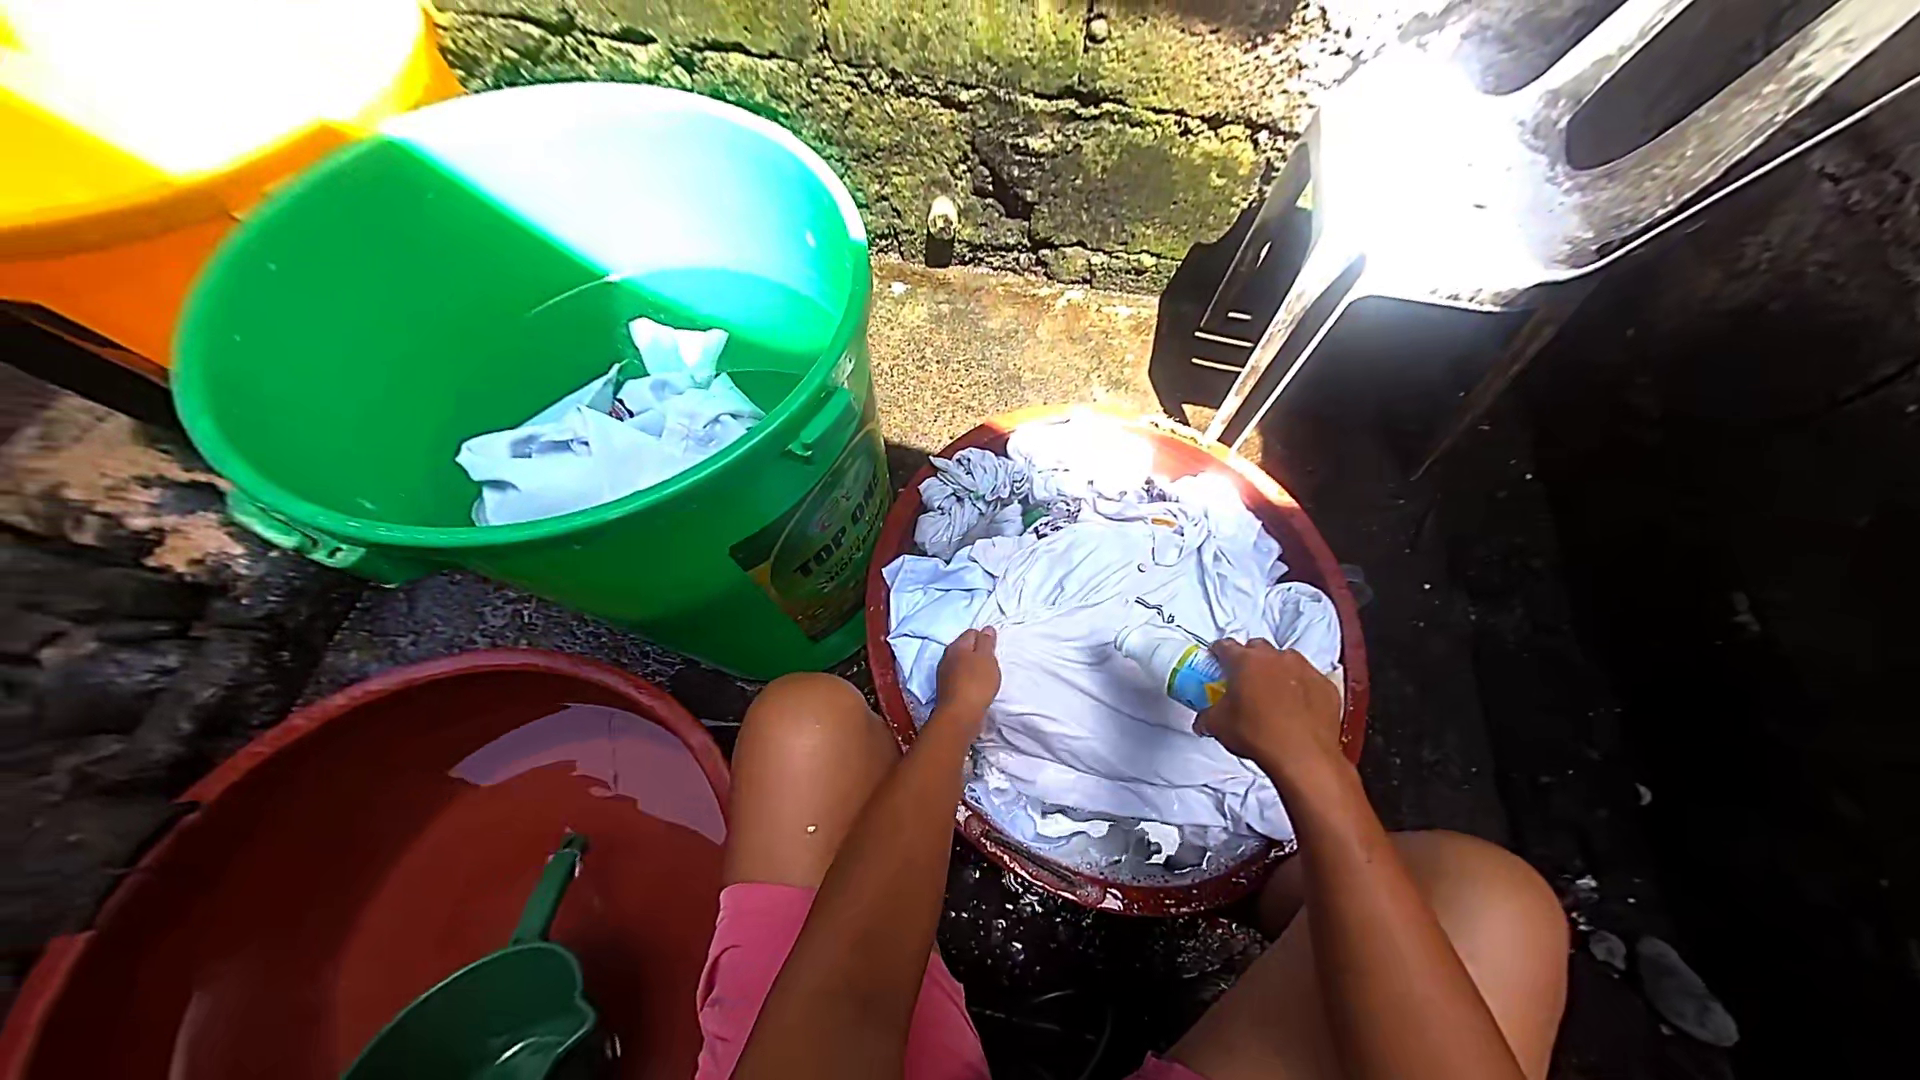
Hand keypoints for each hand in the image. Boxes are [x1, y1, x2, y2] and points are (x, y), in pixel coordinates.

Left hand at [935, 627, 1000, 721]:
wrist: (959, 715)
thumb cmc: (976, 683)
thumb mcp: (986, 658)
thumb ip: (987, 642)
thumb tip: (987, 629)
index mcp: (956, 646)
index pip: (972, 632)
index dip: (985, 638)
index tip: (994, 650)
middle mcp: (947, 657)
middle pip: (965, 648)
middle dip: (978, 653)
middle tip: (991, 664)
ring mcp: (944, 674)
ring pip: (962, 664)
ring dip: (973, 668)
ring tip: (986, 678)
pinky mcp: (946, 690)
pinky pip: (960, 678)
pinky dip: (969, 680)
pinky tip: (977, 689)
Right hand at [1194, 640, 1342, 774]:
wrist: (1303, 756)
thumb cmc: (1258, 734)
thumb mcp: (1219, 725)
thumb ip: (1207, 717)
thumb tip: (1203, 722)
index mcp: (1244, 661)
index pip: (1225, 646)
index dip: (1218, 653)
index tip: (1217, 662)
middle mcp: (1274, 658)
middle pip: (1257, 648)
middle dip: (1249, 659)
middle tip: (1244, 680)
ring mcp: (1303, 669)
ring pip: (1286, 660)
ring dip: (1277, 670)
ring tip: (1272, 693)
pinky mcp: (1325, 686)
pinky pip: (1310, 680)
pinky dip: (1302, 688)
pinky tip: (1297, 707)